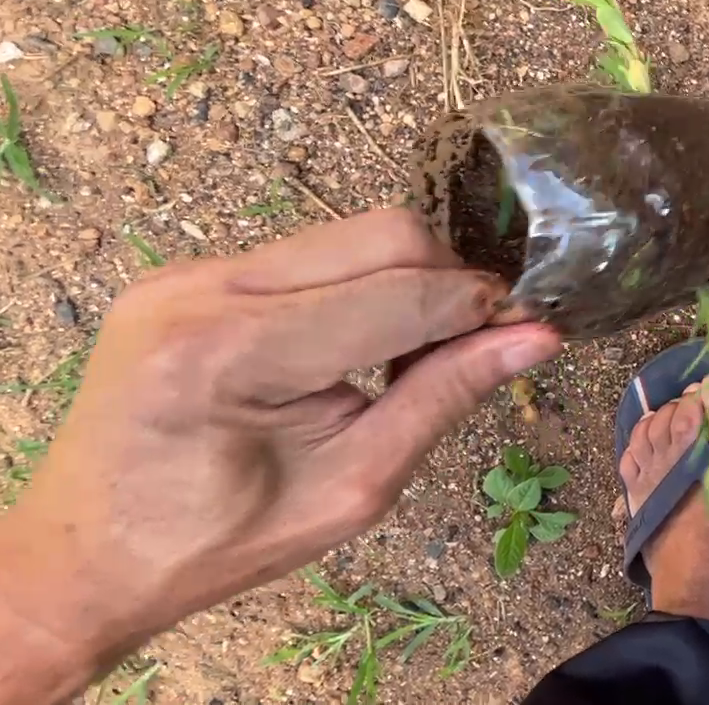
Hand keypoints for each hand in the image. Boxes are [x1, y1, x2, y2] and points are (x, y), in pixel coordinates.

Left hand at [0, 210, 561, 691]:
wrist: (75, 564)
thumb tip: (543, 337)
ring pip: (362, 233)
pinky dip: (376, 283)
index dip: (483, 310)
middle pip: (388, 235)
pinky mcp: (198, 272)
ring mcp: (193, 273)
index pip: (405, 296)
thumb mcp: (357, 485)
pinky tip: (367, 337)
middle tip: (469, 344)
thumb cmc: (219, 542)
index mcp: (230, 355)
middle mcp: (204, 290)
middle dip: (453, 283)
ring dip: (417, 280)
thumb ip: (449, 395)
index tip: (530, 332)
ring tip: (414, 349)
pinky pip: (326, 250)